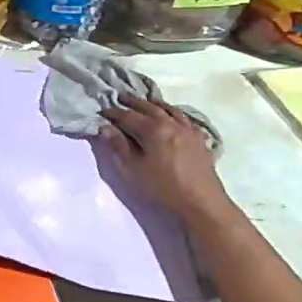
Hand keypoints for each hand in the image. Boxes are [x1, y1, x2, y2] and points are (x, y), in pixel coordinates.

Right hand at [99, 99, 229, 219]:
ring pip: (170, 110)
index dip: (112, 113)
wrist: (201, 203)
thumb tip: (105, 128)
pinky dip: (175, 113)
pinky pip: (186, 119)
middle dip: (133, 102)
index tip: (100, 112)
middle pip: (149, 108)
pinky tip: (173, 117)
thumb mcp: (131, 169)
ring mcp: (189, 131)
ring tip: (146, 102)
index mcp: (153, 129)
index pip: (127, 116)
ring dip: (155, 104)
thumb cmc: (161, 187)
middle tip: (120, 98)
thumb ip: (118, 146)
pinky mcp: (199, 140)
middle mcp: (171, 124)